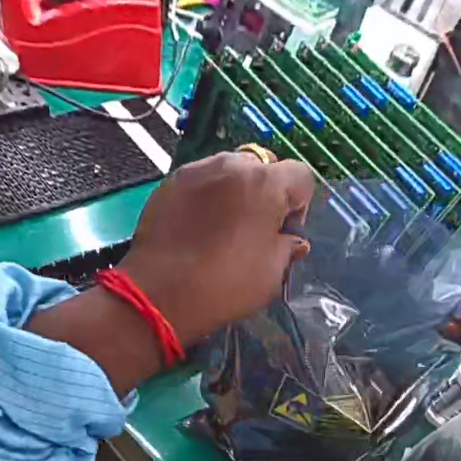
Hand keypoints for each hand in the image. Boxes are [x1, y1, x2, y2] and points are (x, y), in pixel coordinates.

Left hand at [28, 152, 313, 394]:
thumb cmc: (224, 285)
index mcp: (266, 183)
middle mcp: (231, 165)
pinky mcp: (168, 185)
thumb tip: (291, 240)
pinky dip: (203, 199)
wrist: (159, 295)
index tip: (283, 234)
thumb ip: (287, 248)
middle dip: (264, 195)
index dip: (297, 206)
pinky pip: (198, 184)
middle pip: (262, 169)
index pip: (300, 177)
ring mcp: (196, 172)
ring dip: (232, 193)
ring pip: (227, 172)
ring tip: (220, 231)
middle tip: (252, 232)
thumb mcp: (270, 274)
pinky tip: (195, 231)